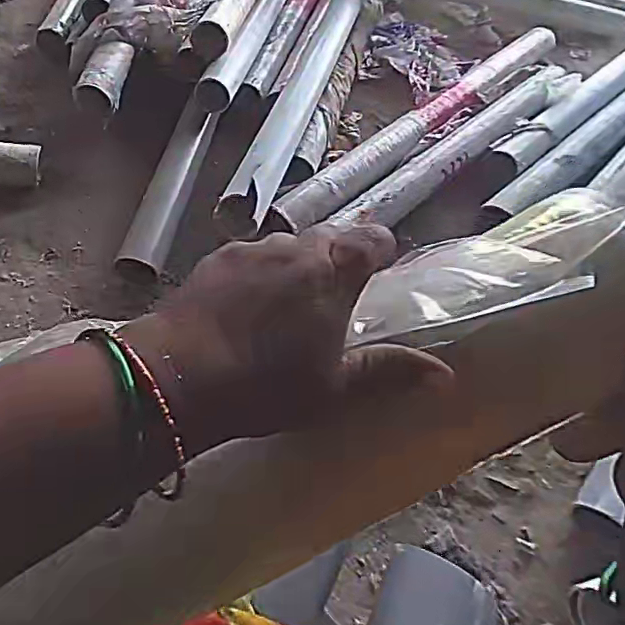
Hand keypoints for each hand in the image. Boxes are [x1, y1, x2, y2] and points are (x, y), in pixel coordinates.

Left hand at [119, 225, 453, 455]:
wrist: (180, 374)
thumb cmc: (267, 385)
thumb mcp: (334, 386)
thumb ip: (387, 370)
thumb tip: (444, 376)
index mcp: (333, 269)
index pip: (373, 237)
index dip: (381, 251)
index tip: (379, 274)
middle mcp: (294, 246)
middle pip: (329, 238)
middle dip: (336, 261)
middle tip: (332, 300)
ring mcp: (251, 248)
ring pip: (286, 247)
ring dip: (295, 267)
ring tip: (284, 308)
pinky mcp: (217, 256)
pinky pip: (250, 257)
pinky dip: (258, 274)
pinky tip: (244, 308)